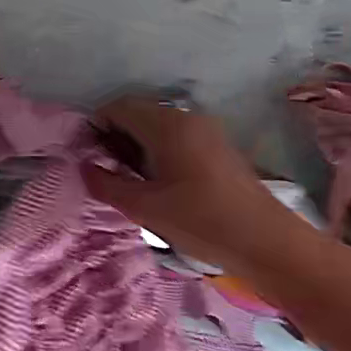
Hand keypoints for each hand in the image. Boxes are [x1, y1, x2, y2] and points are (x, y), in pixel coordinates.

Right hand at [80, 94, 288, 267]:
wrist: (267, 243)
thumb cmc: (201, 222)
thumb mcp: (144, 207)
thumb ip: (107, 184)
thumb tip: (84, 167)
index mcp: (167, 126)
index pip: (119, 107)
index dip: (96, 126)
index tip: (86, 155)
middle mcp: (187, 119)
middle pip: (139, 113)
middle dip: (115, 135)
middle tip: (104, 169)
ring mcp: (206, 131)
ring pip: (158, 125)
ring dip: (136, 145)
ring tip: (127, 180)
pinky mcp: (217, 147)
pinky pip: (176, 137)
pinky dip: (157, 150)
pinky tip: (156, 182)